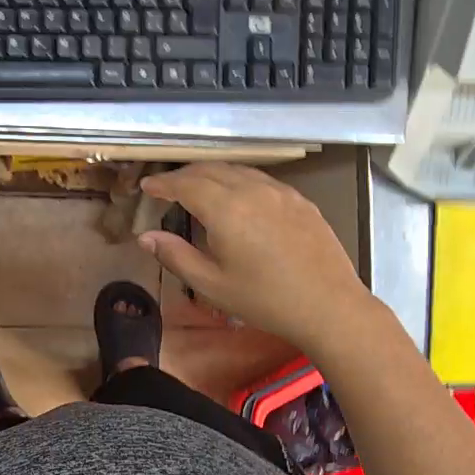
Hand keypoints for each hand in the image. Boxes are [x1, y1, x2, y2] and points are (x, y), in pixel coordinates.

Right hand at [138, 162, 378, 348]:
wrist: (328, 305)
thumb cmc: (264, 300)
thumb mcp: (212, 284)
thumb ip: (176, 256)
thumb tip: (146, 237)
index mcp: (226, 209)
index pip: (186, 184)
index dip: (163, 183)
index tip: (147, 187)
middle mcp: (253, 190)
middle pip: (211, 170)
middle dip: (185, 175)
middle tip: (168, 187)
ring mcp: (281, 192)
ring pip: (238, 171)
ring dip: (212, 174)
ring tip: (198, 188)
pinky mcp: (300, 201)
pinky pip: (261, 180)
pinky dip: (239, 181)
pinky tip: (238, 198)